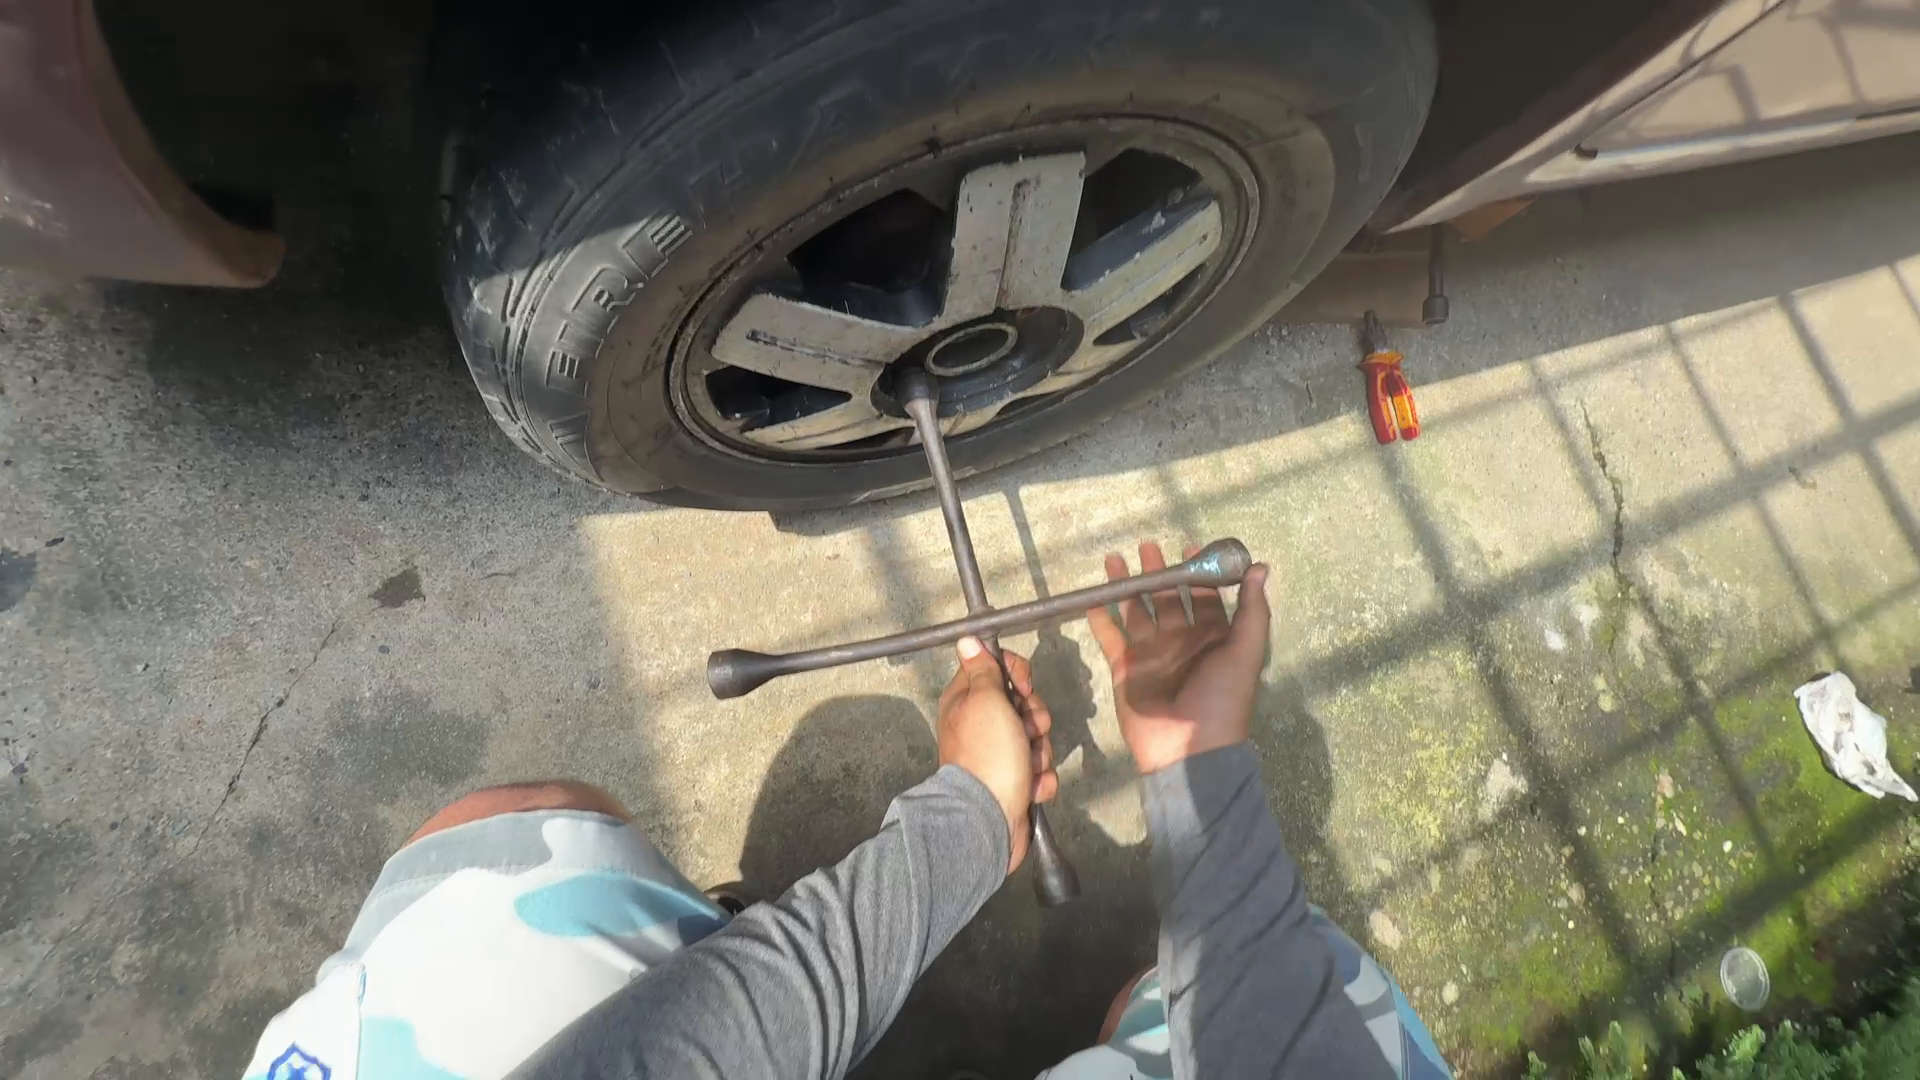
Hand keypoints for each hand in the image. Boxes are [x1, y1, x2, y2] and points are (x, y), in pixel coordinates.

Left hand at [937, 637, 1059, 871]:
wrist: (987, 819)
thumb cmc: (987, 754)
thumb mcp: (985, 700)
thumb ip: (983, 669)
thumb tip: (966, 638)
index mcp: (967, 701)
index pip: (997, 667)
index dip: (1018, 673)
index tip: (1024, 686)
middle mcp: (981, 725)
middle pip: (1023, 703)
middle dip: (1035, 718)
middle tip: (1027, 730)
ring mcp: (998, 754)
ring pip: (1036, 736)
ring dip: (1040, 751)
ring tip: (1028, 766)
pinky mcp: (1015, 781)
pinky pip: (1040, 768)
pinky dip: (1040, 778)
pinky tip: (1031, 786)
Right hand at [1086, 541, 1271, 773]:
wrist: (1187, 748)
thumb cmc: (1221, 698)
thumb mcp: (1245, 652)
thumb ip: (1252, 610)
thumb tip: (1260, 566)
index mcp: (1212, 637)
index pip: (1203, 596)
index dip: (1197, 572)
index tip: (1188, 545)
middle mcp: (1180, 640)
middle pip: (1166, 598)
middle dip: (1157, 572)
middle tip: (1146, 545)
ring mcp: (1150, 653)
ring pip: (1134, 611)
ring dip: (1126, 586)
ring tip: (1114, 559)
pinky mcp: (1125, 667)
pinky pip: (1109, 638)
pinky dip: (1100, 619)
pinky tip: (1093, 598)